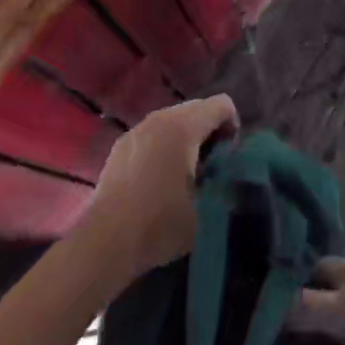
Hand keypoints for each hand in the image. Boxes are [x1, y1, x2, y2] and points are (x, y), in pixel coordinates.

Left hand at [78, 95, 238, 281]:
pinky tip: (161, 177)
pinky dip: (165, 144)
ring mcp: (138, 128)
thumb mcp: (210, 208)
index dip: (234, 126)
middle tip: (213, 167)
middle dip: (211, 131)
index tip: (230, 158)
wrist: (107, 240)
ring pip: (174, 119)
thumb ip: (230, 182)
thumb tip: (237, 172)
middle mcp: (160, 117)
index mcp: (184, 126)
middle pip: (197, 108)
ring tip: (188, 173)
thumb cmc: (161, 223)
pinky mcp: (122, 143)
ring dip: (188, 137)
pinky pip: (154, 132)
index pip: (222, 104)